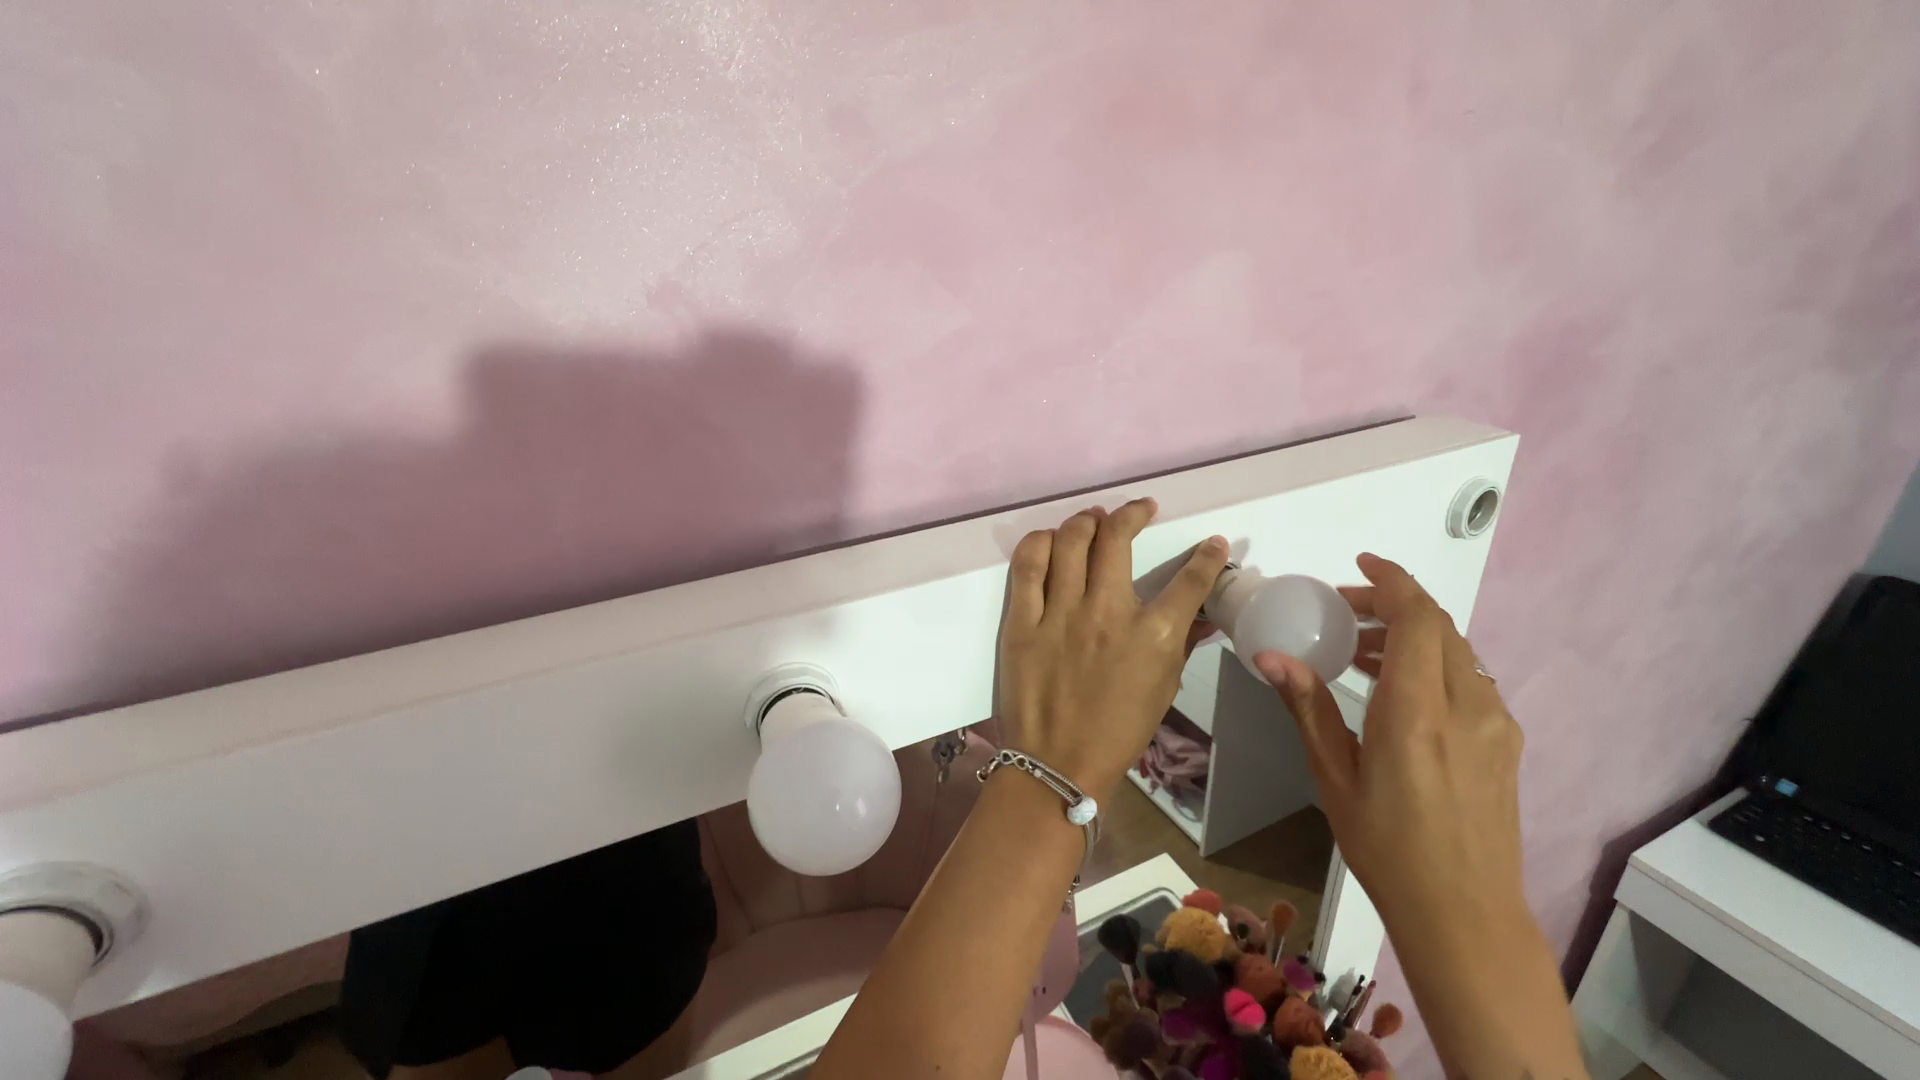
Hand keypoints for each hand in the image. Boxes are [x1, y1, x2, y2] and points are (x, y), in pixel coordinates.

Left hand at [995, 498, 1229, 799]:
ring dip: (1085, 521)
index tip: (1212, 543)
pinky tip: (1049, 539)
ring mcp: (1060, 613)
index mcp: (1151, 635)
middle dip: (1133, 513)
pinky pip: (1028, 565)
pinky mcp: (1022, 621)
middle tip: (1138, 511)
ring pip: (1070, 541)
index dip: (1207, 556)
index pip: (1189, 581)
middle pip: (1118, 538)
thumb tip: (1205, 612)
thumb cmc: (1118, 731)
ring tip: (1092, 519)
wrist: (1058, 764)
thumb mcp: (1164, 689)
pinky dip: (1040, 543)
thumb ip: (1183, 643)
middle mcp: (1107, 613)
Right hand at [1252, 553, 1526, 931]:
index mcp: (1417, 713)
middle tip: (1342, 612)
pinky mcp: (1505, 742)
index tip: (1359, 565)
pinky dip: (1431, 663)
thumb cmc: (1386, 846)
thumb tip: (1271, 656)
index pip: (1416, 618)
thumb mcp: (1334, 777)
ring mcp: (1494, 724)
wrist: (1465, 911)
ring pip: (1456, 651)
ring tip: (1358, 652)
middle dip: (1391, 604)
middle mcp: (1466, 707)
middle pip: (1438, 626)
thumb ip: (1309, 708)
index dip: (1391, 581)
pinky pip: (1469, 680)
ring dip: (1410, 634)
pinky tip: (1398, 692)